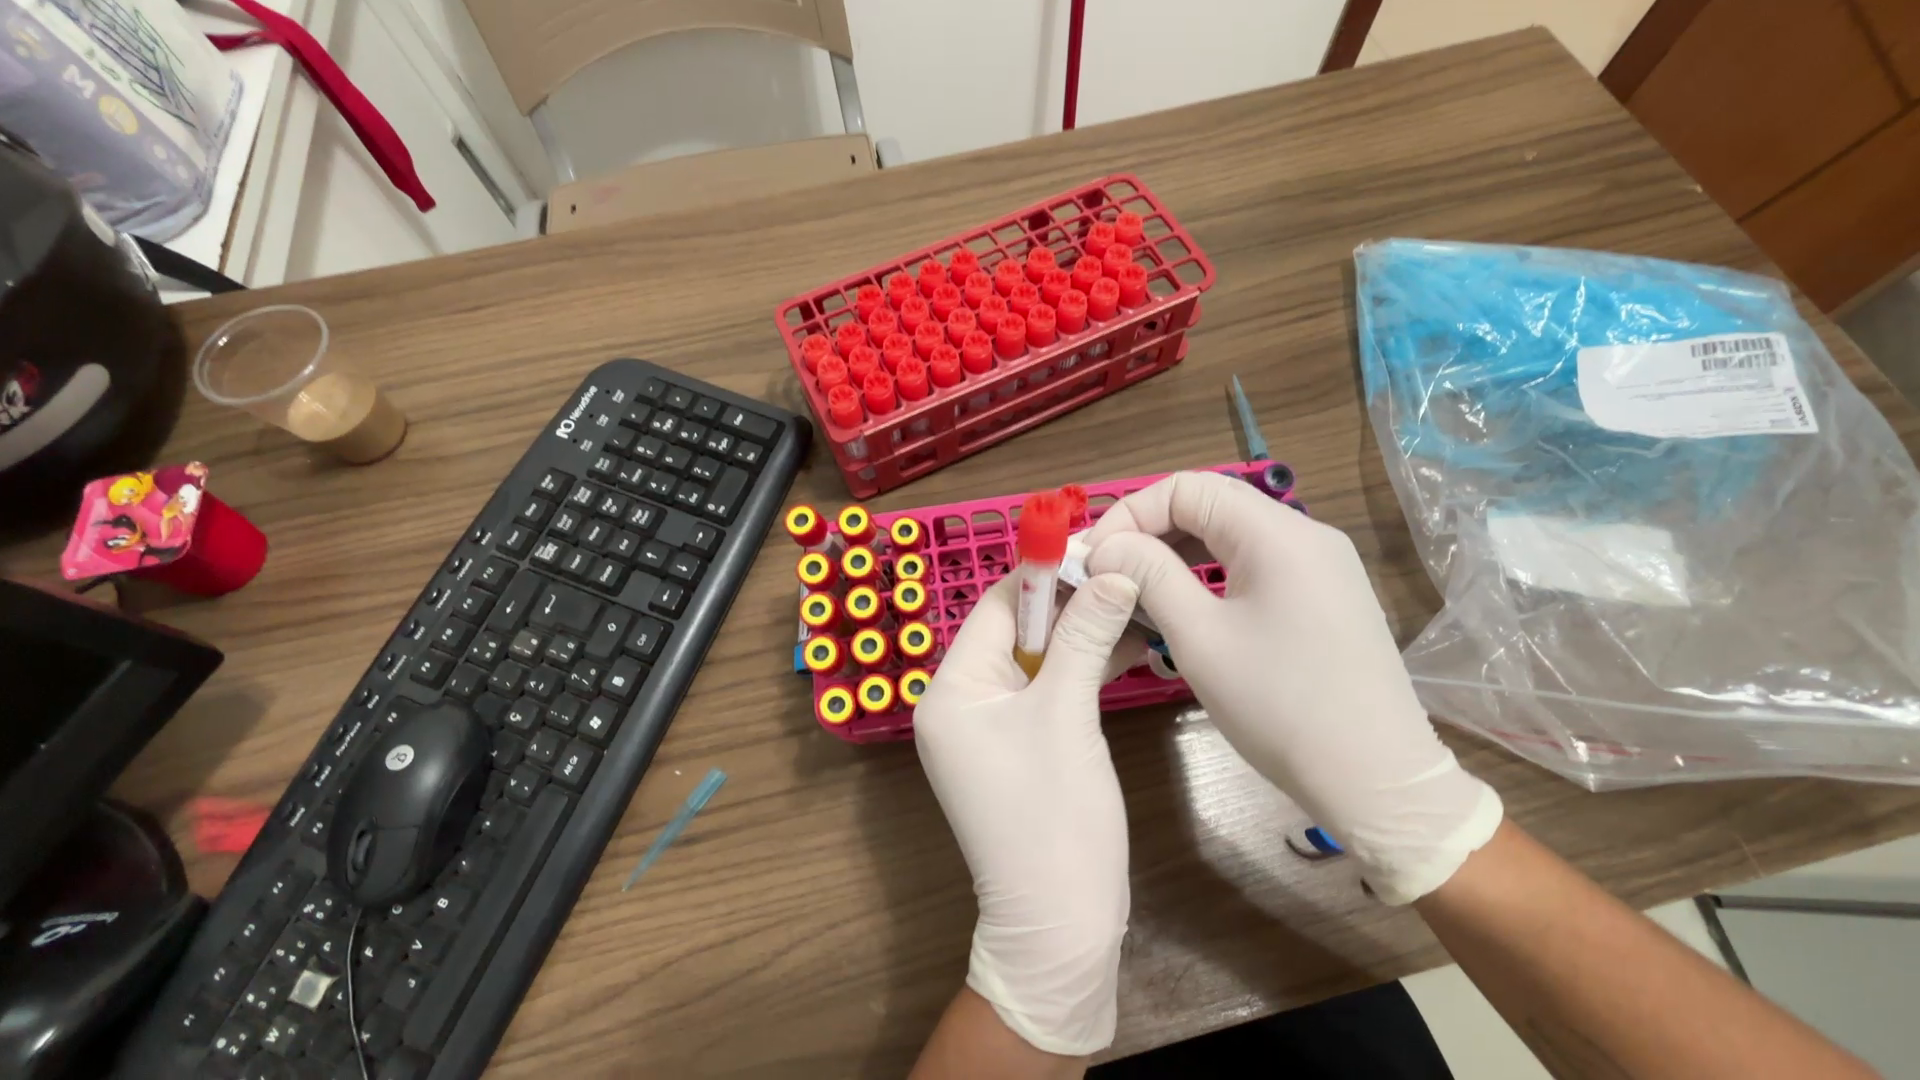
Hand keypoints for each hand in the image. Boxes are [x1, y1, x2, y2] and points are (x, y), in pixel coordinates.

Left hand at [914, 572, 1142, 1055]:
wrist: (1060, 926)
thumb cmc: (1053, 816)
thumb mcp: (1067, 715)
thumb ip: (1085, 637)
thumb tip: (1114, 572)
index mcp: (950, 691)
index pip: (994, 608)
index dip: (1043, 575)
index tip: (1096, 546)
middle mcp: (958, 705)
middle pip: (1014, 632)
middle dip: (1068, 605)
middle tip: (1125, 573)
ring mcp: (987, 732)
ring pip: (1035, 662)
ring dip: (1080, 636)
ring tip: (1135, 602)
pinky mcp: (1017, 751)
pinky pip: (1043, 694)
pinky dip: (1078, 672)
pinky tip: (1126, 646)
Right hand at [1083, 471, 1502, 903]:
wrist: (1375, 778)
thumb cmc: (1279, 706)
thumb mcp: (1200, 639)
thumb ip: (1149, 577)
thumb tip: (1107, 546)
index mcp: (1278, 534)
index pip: (1187, 487)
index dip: (1130, 512)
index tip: (1094, 557)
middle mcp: (1306, 535)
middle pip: (1212, 505)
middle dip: (1150, 531)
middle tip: (1106, 573)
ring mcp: (1323, 567)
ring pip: (1233, 536)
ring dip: (1178, 554)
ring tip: (1136, 591)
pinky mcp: (1327, 597)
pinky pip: (1257, 565)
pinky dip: (1212, 575)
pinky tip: (1185, 607)